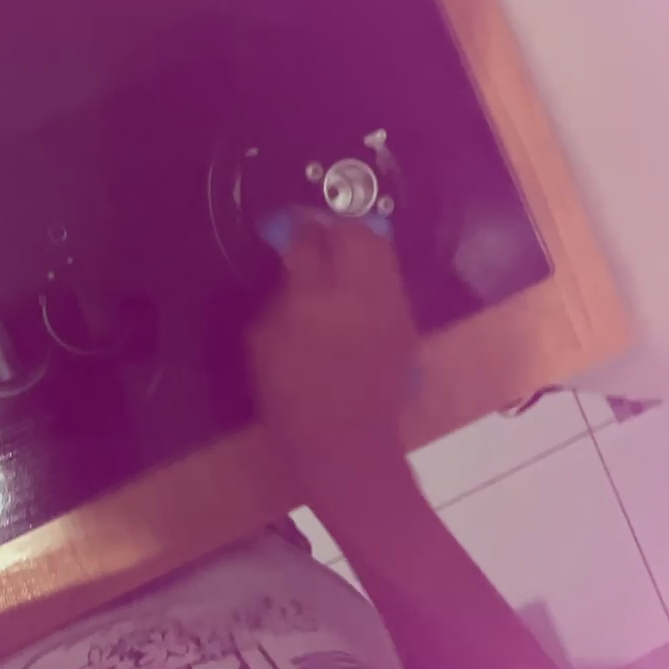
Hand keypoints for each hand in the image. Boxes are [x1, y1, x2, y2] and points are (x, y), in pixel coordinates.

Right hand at [247, 217, 416, 497]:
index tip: (279, 223)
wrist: (345, 444)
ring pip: (381, 251)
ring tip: (333, 252)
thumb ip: (278, 297)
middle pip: (356, 233)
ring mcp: (390, 306)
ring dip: (356, 243)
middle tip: (311, 231)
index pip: (306, 241)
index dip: (291, 225)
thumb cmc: (290, 398)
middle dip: (333, 224)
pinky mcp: (405, 324)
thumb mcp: (263, 344)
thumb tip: (290, 267)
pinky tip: (351, 287)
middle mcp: (361, 292)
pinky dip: (370, 271)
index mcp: (315, 296)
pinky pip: (389, 280)